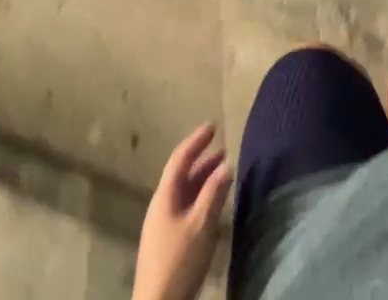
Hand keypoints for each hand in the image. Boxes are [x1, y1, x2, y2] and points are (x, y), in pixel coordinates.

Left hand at [133, 124, 232, 299]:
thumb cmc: (179, 260)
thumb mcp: (200, 225)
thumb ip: (213, 194)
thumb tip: (226, 165)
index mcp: (164, 197)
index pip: (180, 159)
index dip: (196, 141)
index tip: (212, 126)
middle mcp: (161, 206)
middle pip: (181, 175)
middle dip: (202, 160)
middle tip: (222, 148)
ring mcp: (163, 224)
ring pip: (184, 193)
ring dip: (203, 180)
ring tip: (223, 170)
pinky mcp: (168, 241)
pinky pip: (186, 208)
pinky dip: (201, 198)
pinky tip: (214, 204)